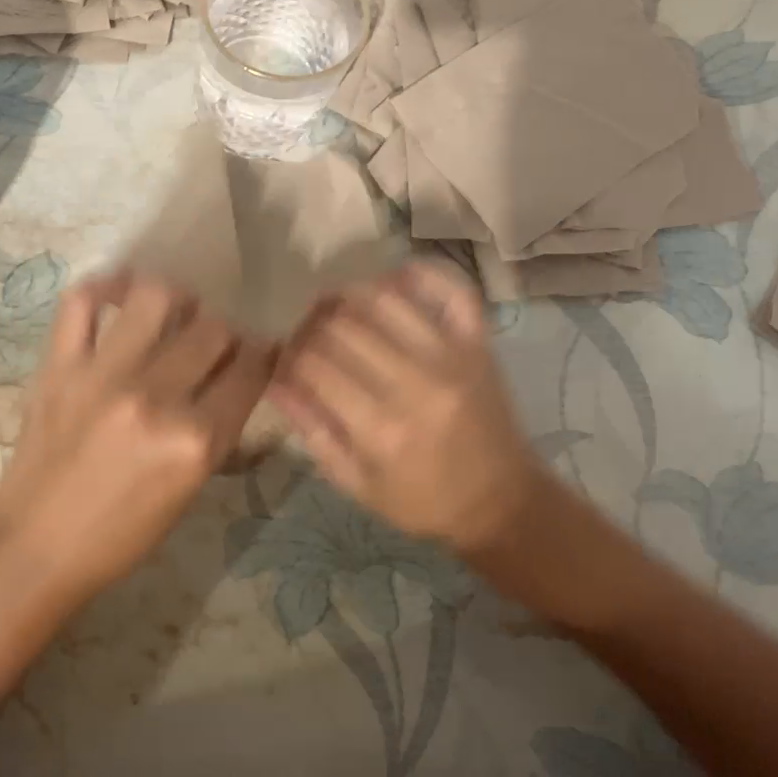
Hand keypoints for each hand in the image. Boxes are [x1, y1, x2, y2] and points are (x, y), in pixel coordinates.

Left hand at [0, 272, 275, 598]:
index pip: (249, 370)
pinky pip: (82, 301)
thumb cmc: (120, 534)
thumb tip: (235, 375)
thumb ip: (216, 429)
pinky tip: (120, 294)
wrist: (36, 547)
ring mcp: (103, 375)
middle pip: (213, 329)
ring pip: (157, 298)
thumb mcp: (189, 490)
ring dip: (177, 299)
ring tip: (173, 312)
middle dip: (225, 331)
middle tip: (213, 340)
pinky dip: (105, 287)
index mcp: (195, 441)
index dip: (263, 353)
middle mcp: (155, 398)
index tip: (259, 348)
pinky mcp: (60, 365)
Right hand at [269, 259, 544, 554]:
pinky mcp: (477, 343)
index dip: (288, 356)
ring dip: (348, 297)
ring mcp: (450, 356)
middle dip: (311, 328)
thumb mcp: (356, 485)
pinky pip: (450, 289)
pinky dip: (419, 274)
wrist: (502, 503)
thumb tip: (274, 381)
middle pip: (341, 326)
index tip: (285, 363)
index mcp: (381, 428)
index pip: (314, 364)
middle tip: (307, 340)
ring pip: (383, 298)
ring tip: (338, 312)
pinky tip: (392, 281)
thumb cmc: (422, 501)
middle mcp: (415, 383)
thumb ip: (313, 431)